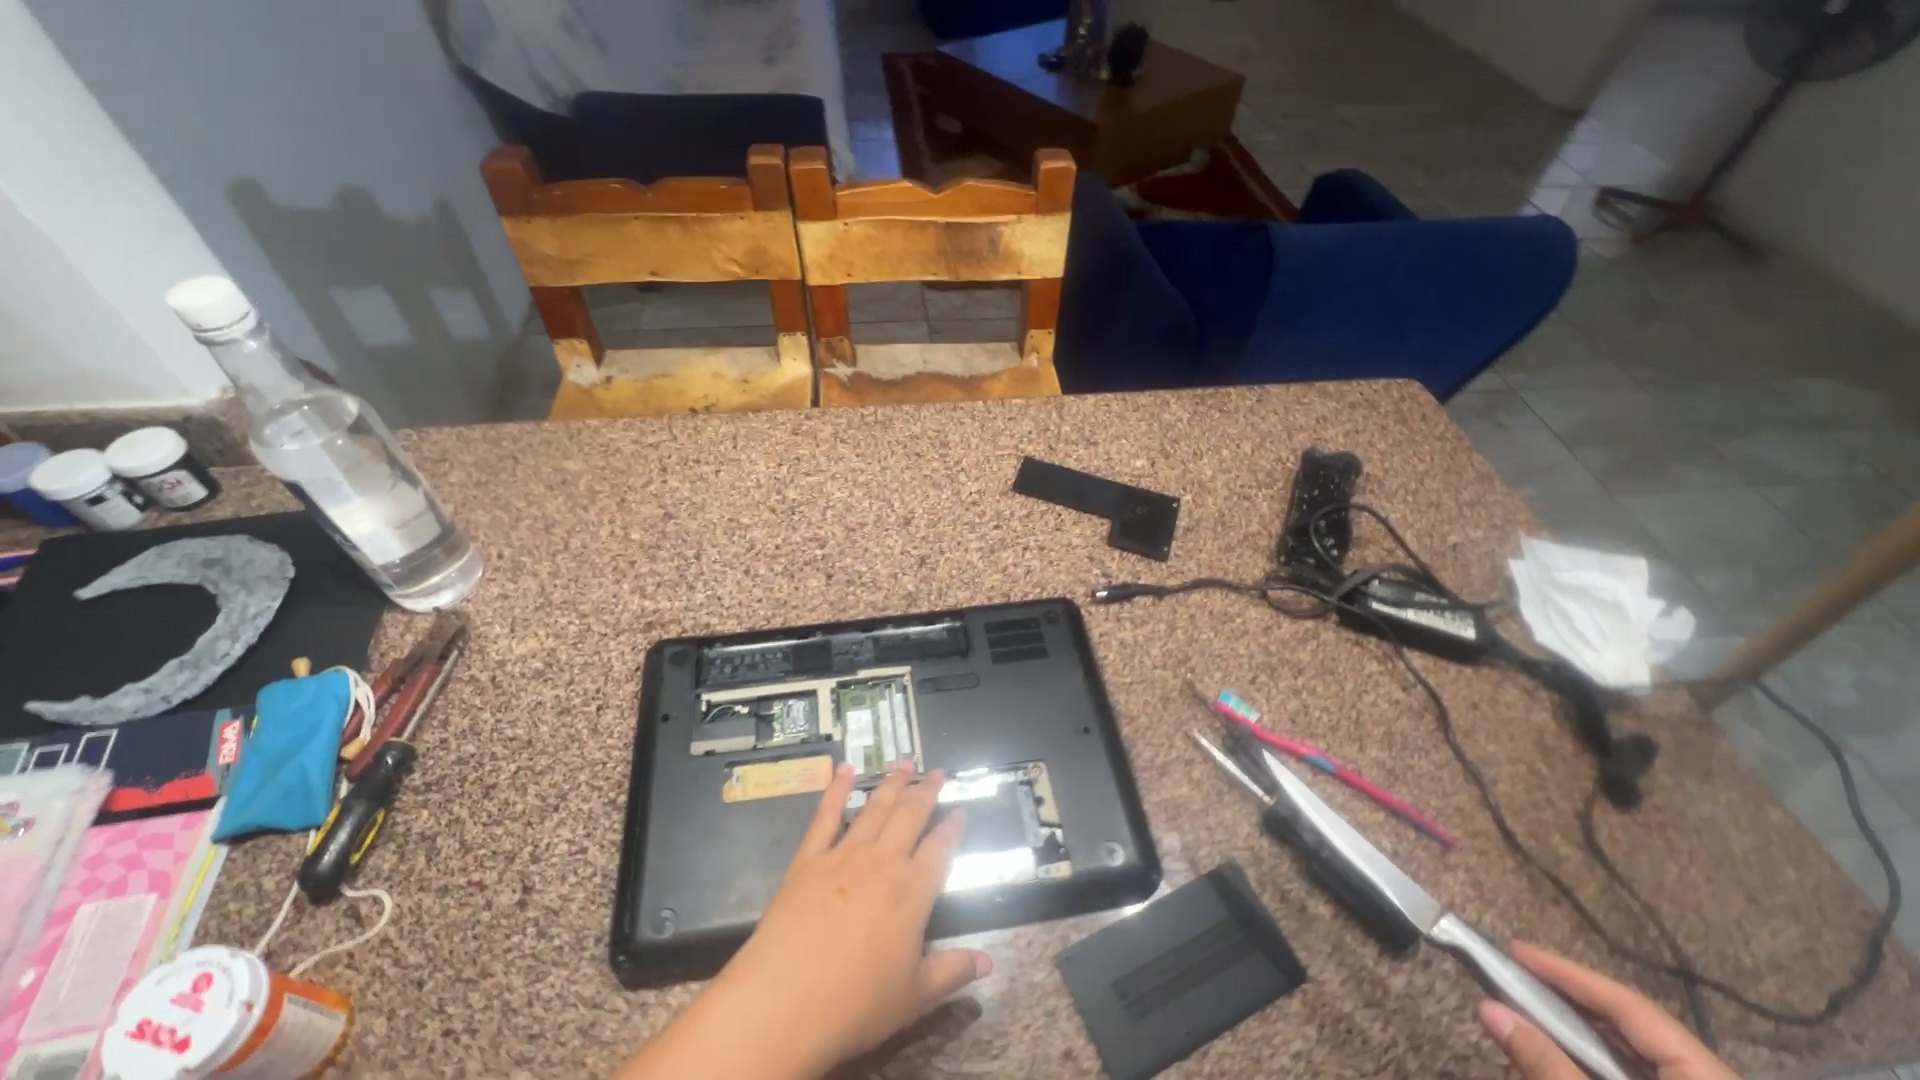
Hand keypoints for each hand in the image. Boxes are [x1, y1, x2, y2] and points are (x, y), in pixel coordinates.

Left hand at [616, 763, 988, 1079]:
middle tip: (939, 772)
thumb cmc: (856, 1003)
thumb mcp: (915, 996)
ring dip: (891, 784)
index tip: (962, 809)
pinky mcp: (807, 860)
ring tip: (904, 763)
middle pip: (910, 817)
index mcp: (913, 892)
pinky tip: (843, 770)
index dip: (953, 828)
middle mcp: (882, 863)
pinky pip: (824, 816)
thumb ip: (953, 972)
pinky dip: (836, 790)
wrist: (784, 1001)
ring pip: (874, 809)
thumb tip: (990, 961)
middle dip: (927, 792)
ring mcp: (843, 857)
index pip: (941, 849)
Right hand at [1478, 942, 1738, 1079]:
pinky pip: (1643, 1075)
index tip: (1515, 949)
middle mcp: (1713, 1077)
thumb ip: (1548, 1066)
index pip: (1631, 1006)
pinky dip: (1598, 1062)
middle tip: (1515, 975)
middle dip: (1573, 999)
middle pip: (1637, 1025)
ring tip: (1532, 1011)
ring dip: (1582, 1032)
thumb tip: (1488, 1009)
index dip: (1571, 975)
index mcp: (1709, 1074)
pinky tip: (1567, 1057)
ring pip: (1639, 1054)